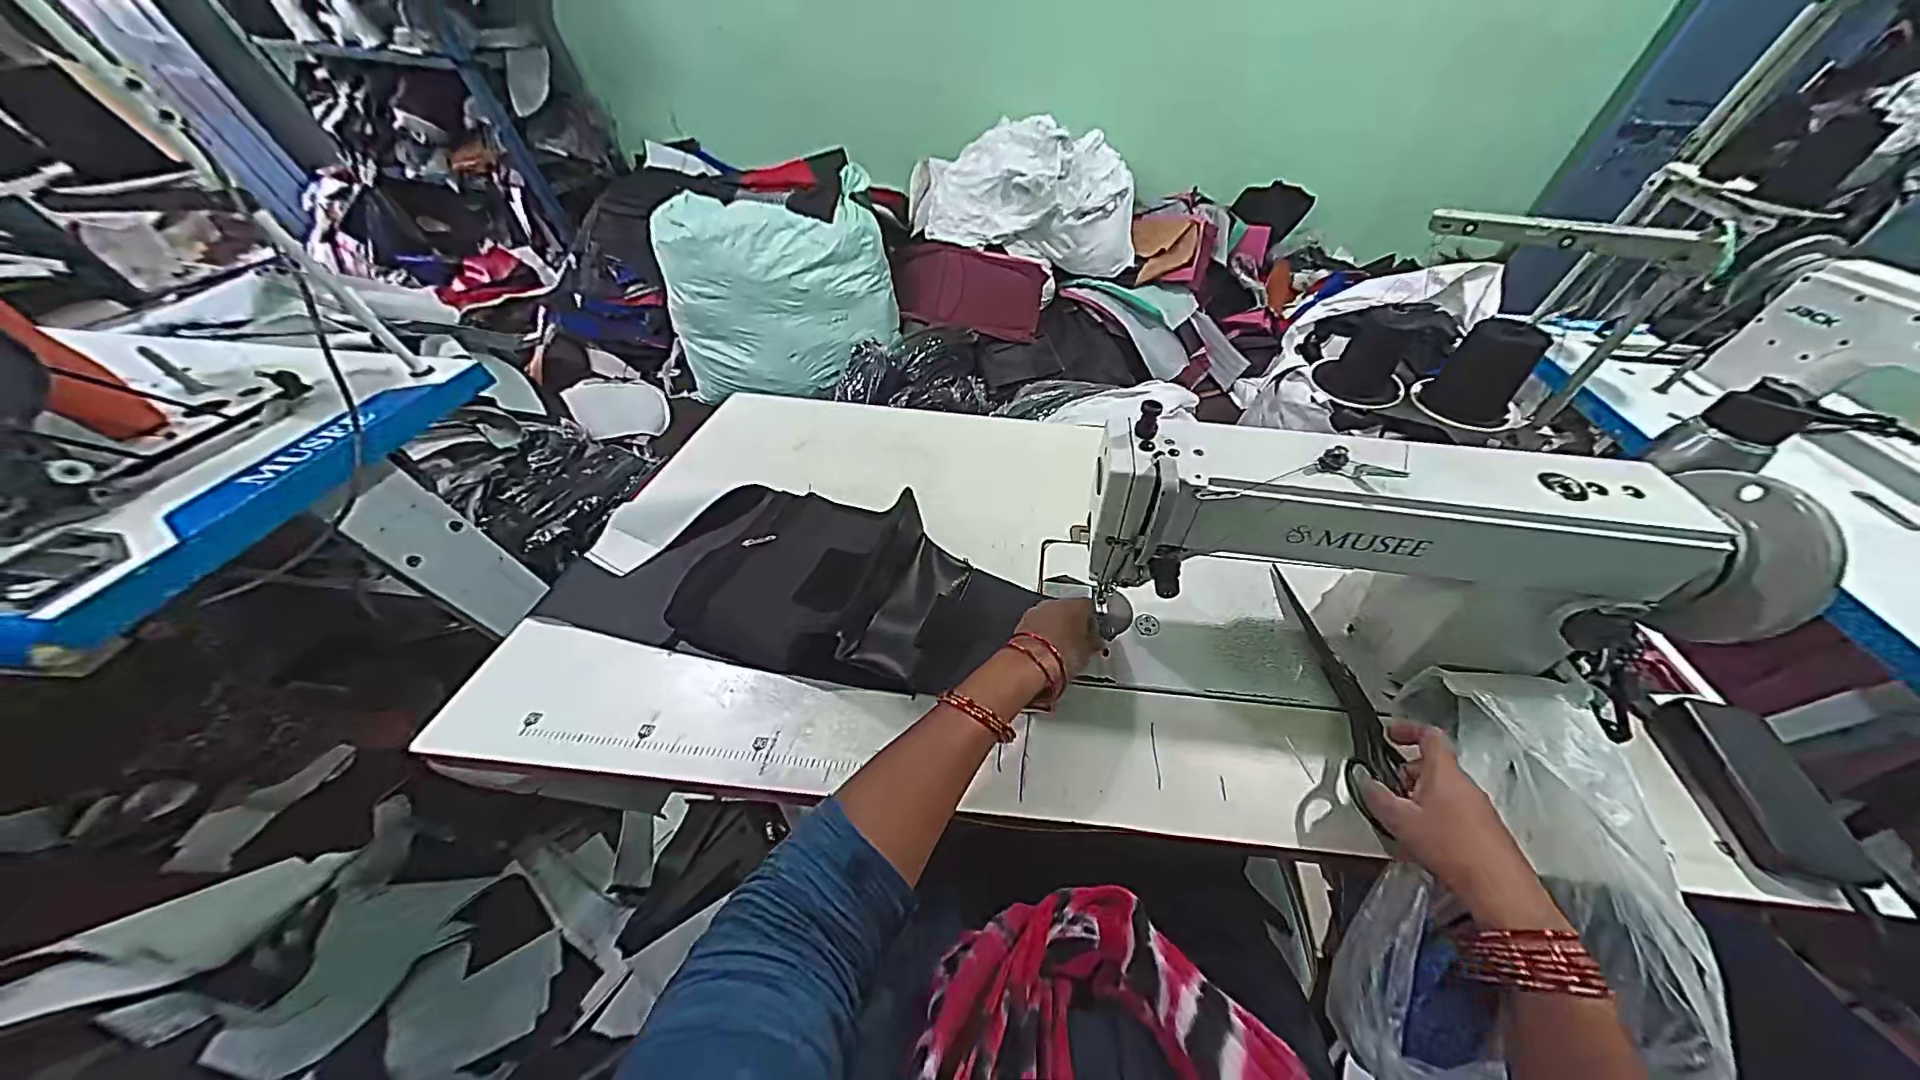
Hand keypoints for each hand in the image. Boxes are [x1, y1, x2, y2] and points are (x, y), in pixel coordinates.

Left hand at [1014, 598, 1101, 680]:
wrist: (1031, 663)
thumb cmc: (1059, 655)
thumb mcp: (1088, 652)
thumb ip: (1093, 642)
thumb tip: (1094, 643)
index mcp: (1077, 604)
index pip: (1091, 608)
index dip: (1094, 623)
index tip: (1095, 635)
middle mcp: (1056, 603)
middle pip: (1069, 610)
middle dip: (1073, 625)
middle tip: (1078, 642)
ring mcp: (1037, 611)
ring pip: (1051, 617)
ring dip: (1056, 628)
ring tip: (1061, 649)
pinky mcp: (1022, 622)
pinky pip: (1038, 626)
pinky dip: (1043, 635)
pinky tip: (1047, 649)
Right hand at [1360, 723, 1566, 929]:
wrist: (1498, 887)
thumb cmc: (1452, 848)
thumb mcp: (1399, 819)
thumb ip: (1376, 795)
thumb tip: (1367, 783)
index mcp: (1445, 773)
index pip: (1430, 736)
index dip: (1407, 729)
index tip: (1392, 734)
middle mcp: (1465, 785)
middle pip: (1432, 765)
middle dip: (1406, 774)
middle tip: (1389, 788)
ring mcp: (1478, 807)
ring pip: (1442, 789)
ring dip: (1418, 797)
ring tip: (1404, 819)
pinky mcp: (1484, 829)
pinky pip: (1453, 810)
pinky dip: (1434, 815)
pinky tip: (1424, 838)